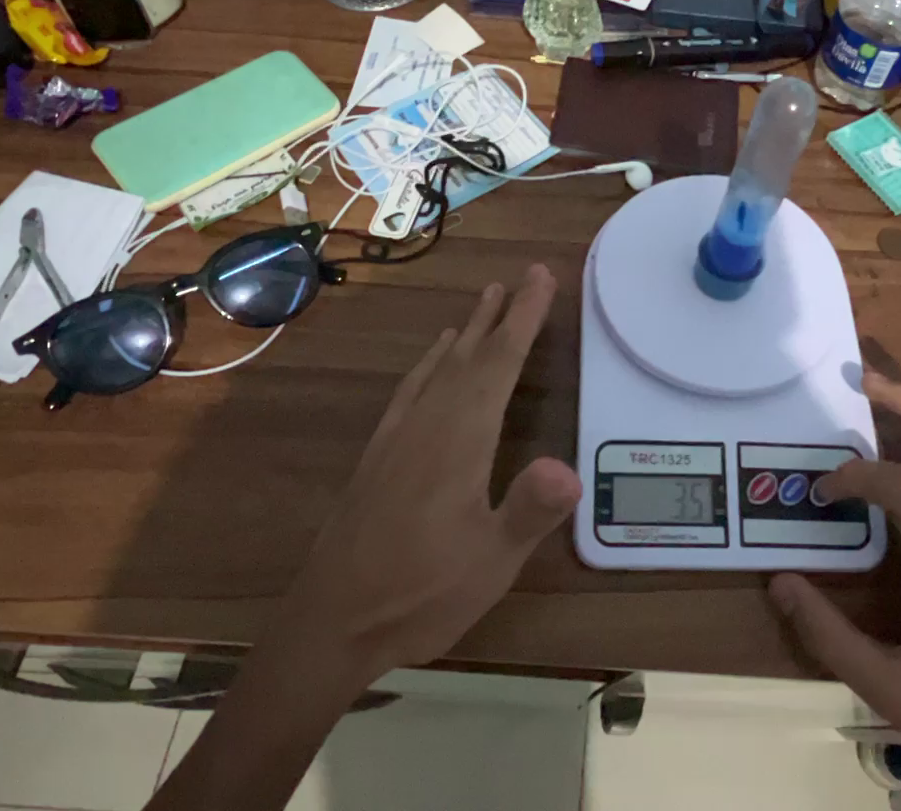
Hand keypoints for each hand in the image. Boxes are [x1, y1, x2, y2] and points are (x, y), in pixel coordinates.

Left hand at [279, 265, 579, 680]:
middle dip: (502, 315)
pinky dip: (431, 364)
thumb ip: (528, 512)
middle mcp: (428, 425)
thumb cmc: (419, 595)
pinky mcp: (380, 455)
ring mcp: (398, 437)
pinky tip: (434, 361)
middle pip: (471, 356)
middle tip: (524, 276)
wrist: (330, 623)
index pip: (498, 365)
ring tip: (485, 301)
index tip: (541, 276)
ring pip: (440, 368)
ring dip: (467, 332)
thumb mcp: (488, 564)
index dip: (524, 318)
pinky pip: (412, 390)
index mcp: (459, 441)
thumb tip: (570, 468)